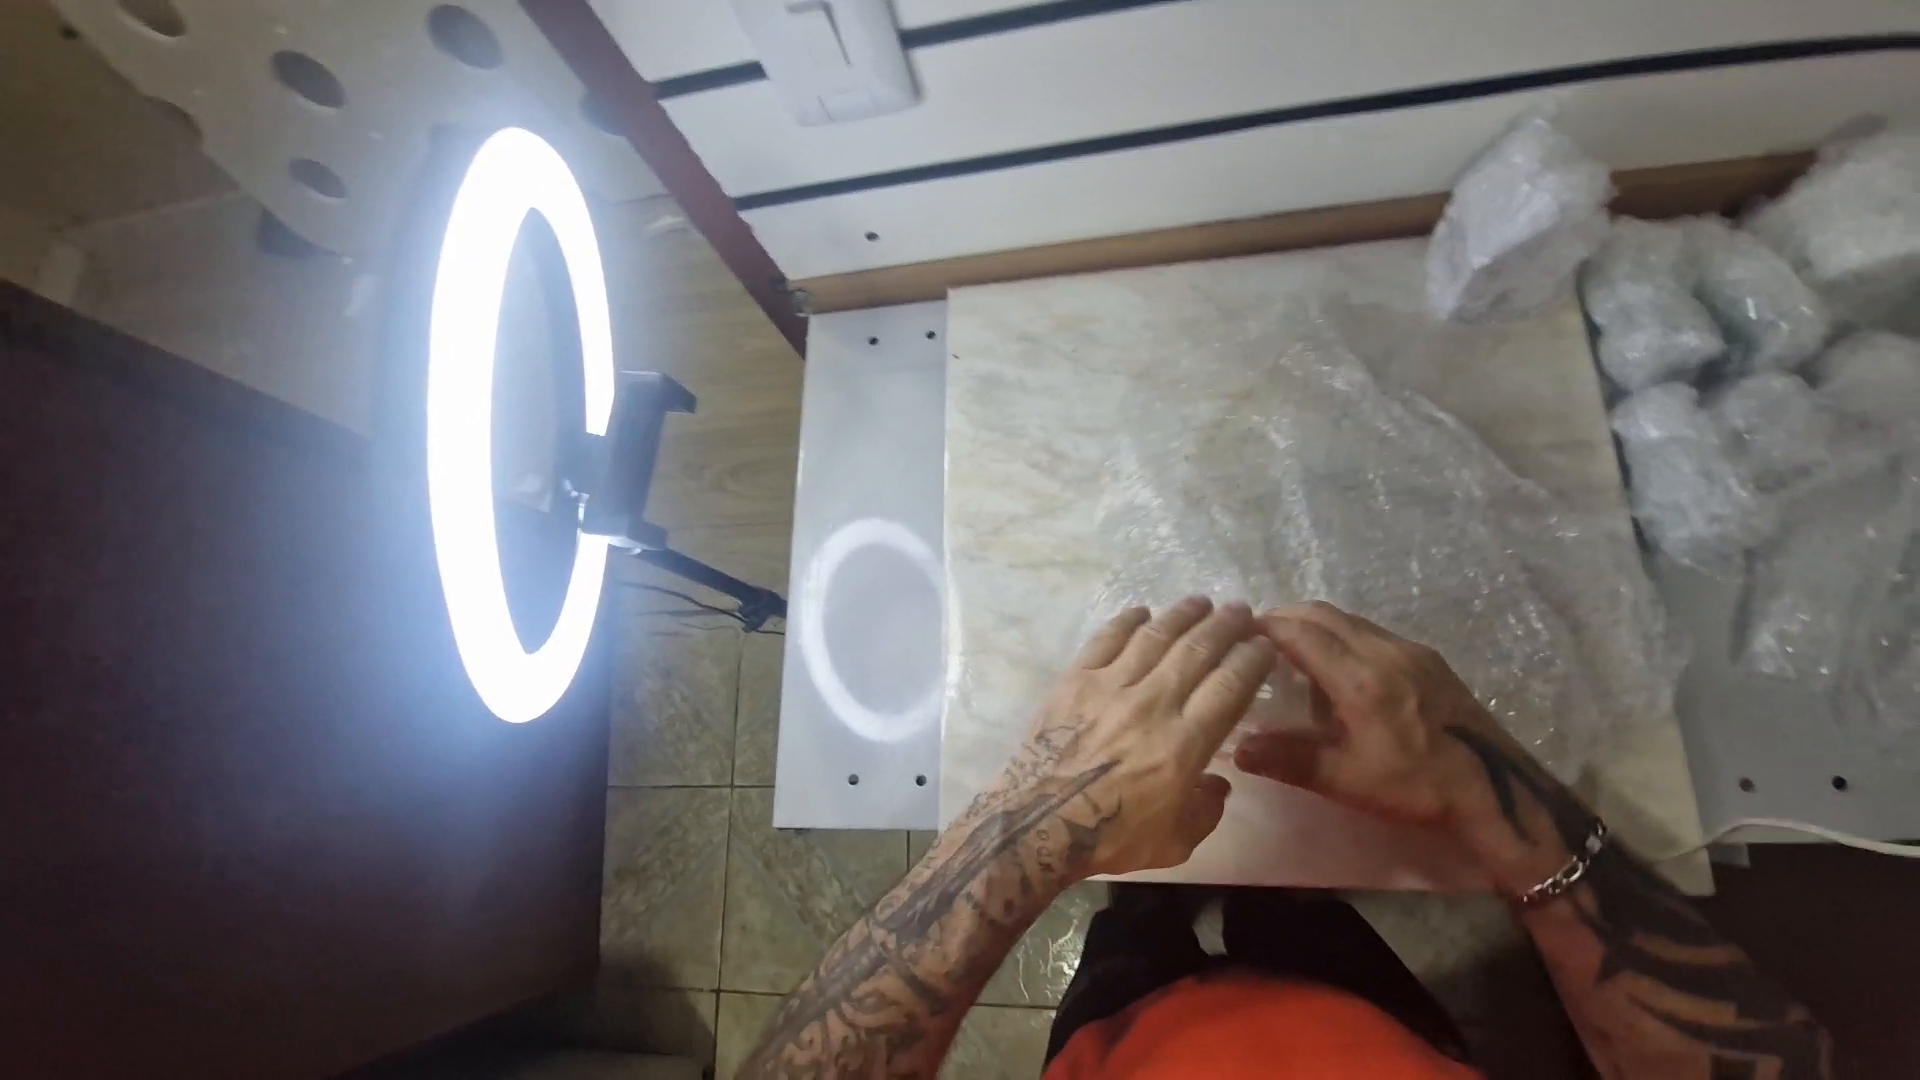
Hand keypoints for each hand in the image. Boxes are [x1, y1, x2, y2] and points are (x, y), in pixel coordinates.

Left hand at [979, 597, 1275, 880]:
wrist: (1039, 824)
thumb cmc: (1111, 836)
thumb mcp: (1177, 842)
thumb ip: (1206, 809)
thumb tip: (1218, 780)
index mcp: (1184, 744)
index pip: (1229, 687)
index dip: (1252, 660)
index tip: (1264, 643)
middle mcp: (1152, 704)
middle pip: (1197, 651)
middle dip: (1225, 626)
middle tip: (1240, 610)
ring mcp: (1110, 686)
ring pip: (1154, 637)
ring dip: (1182, 615)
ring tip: (1200, 603)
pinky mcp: (1075, 679)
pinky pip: (1105, 639)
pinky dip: (1126, 621)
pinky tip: (1142, 613)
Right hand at [1231, 601, 1519, 838]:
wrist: (1504, 796)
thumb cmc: (1419, 789)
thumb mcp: (1349, 782)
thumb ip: (1290, 759)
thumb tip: (1235, 748)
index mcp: (1362, 680)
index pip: (1300, 632)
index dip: (1264, 627)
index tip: (1236, 635)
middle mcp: (1385, 652)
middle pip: (1322, 614)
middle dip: (1283, 619)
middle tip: (1255, 641)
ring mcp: (1411, 651)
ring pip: (1347, 619)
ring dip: (1312, 625)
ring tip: (1289, 652)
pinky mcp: (1428, 658)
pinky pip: (1370, 631)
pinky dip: (1340, 635)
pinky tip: (1336, 669)